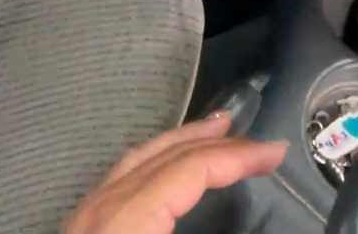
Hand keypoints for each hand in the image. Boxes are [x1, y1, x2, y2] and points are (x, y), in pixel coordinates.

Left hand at [64, 112, 286, 233]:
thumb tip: (256, 227)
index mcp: (124, 226)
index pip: (188, 170)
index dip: (236, 156)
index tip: (277, 154)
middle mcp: (99, 214)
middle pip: (161, 155)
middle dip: (209, 139)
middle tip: (250, 133)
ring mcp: (80, 225)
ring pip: (135, 162)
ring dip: (180, 144)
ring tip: (213, 133)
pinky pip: (119, 181)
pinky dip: (153, 163)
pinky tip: (165, 172)